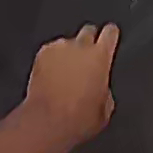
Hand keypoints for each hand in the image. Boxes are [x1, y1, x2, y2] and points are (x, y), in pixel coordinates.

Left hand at [23, 24, 119, 151]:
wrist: (47, 122)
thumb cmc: (78, 118)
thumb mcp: (104, 111)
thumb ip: (106, 91)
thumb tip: (102, 89)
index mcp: (100, 56)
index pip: (110, 32)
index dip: (110, 35)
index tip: (110, 38)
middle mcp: (80, 46)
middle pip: (88, 31)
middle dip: (88, 42)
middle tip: (85, 60)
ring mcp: (59, 47)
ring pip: (67, 43)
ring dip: (68, 54)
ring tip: (63, 75)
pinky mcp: (42, 53)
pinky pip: (50, 51)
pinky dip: (51, 60)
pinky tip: (50, 77)